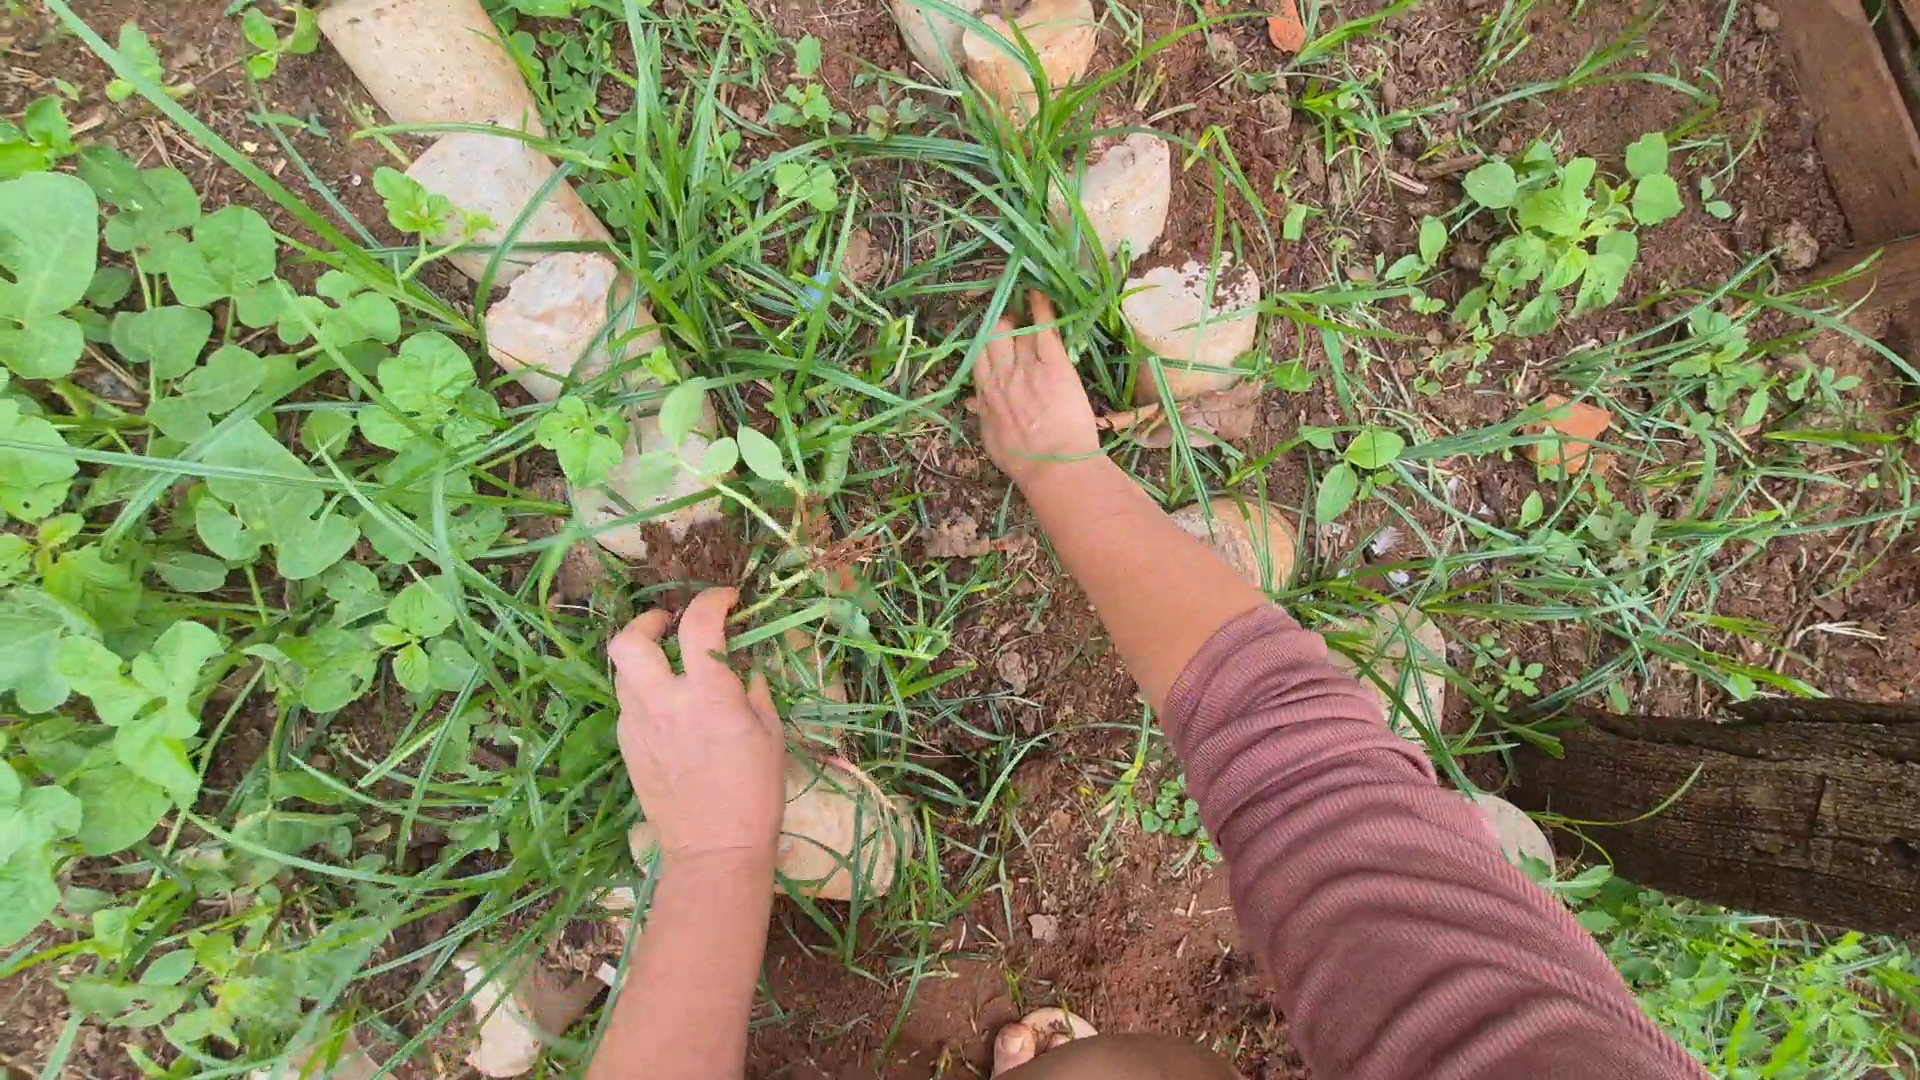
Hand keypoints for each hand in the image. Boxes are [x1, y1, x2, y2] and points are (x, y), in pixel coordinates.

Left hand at [608, 588, 785, 864]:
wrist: (715, 849)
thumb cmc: (756, 791)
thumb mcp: (770, 732)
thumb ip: (754, 691)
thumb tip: (745, 670)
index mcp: (707, 694)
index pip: (698, 623)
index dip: (712, 600)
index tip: (728, 600)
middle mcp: (663, 703)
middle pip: (628, 642)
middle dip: (647, 621)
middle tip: (671, 624)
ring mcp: (638, 727)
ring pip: (623, 673)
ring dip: (646, 659)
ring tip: (672, 667)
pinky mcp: (628, 750)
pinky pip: (629, 706)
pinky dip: (646, 694)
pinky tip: (670, 711)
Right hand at [975, 290, 1102, 489]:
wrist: (1055, 466)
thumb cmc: (1024, 462)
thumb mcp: (992, 441)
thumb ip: (983, 417)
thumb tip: (972, 404)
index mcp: (986, 394)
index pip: (979, 356)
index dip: (987, 344)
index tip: (994, 340)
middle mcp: (1002, 375)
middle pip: (995, 335)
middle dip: (1003, 325)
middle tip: (1014, 322)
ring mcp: (1027, 366)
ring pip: (1018, 329)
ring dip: (1022, 316)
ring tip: (1027, 305)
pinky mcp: (1054, 363)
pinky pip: (1044, 328)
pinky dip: (1041, 308)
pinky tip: (1041, 295)